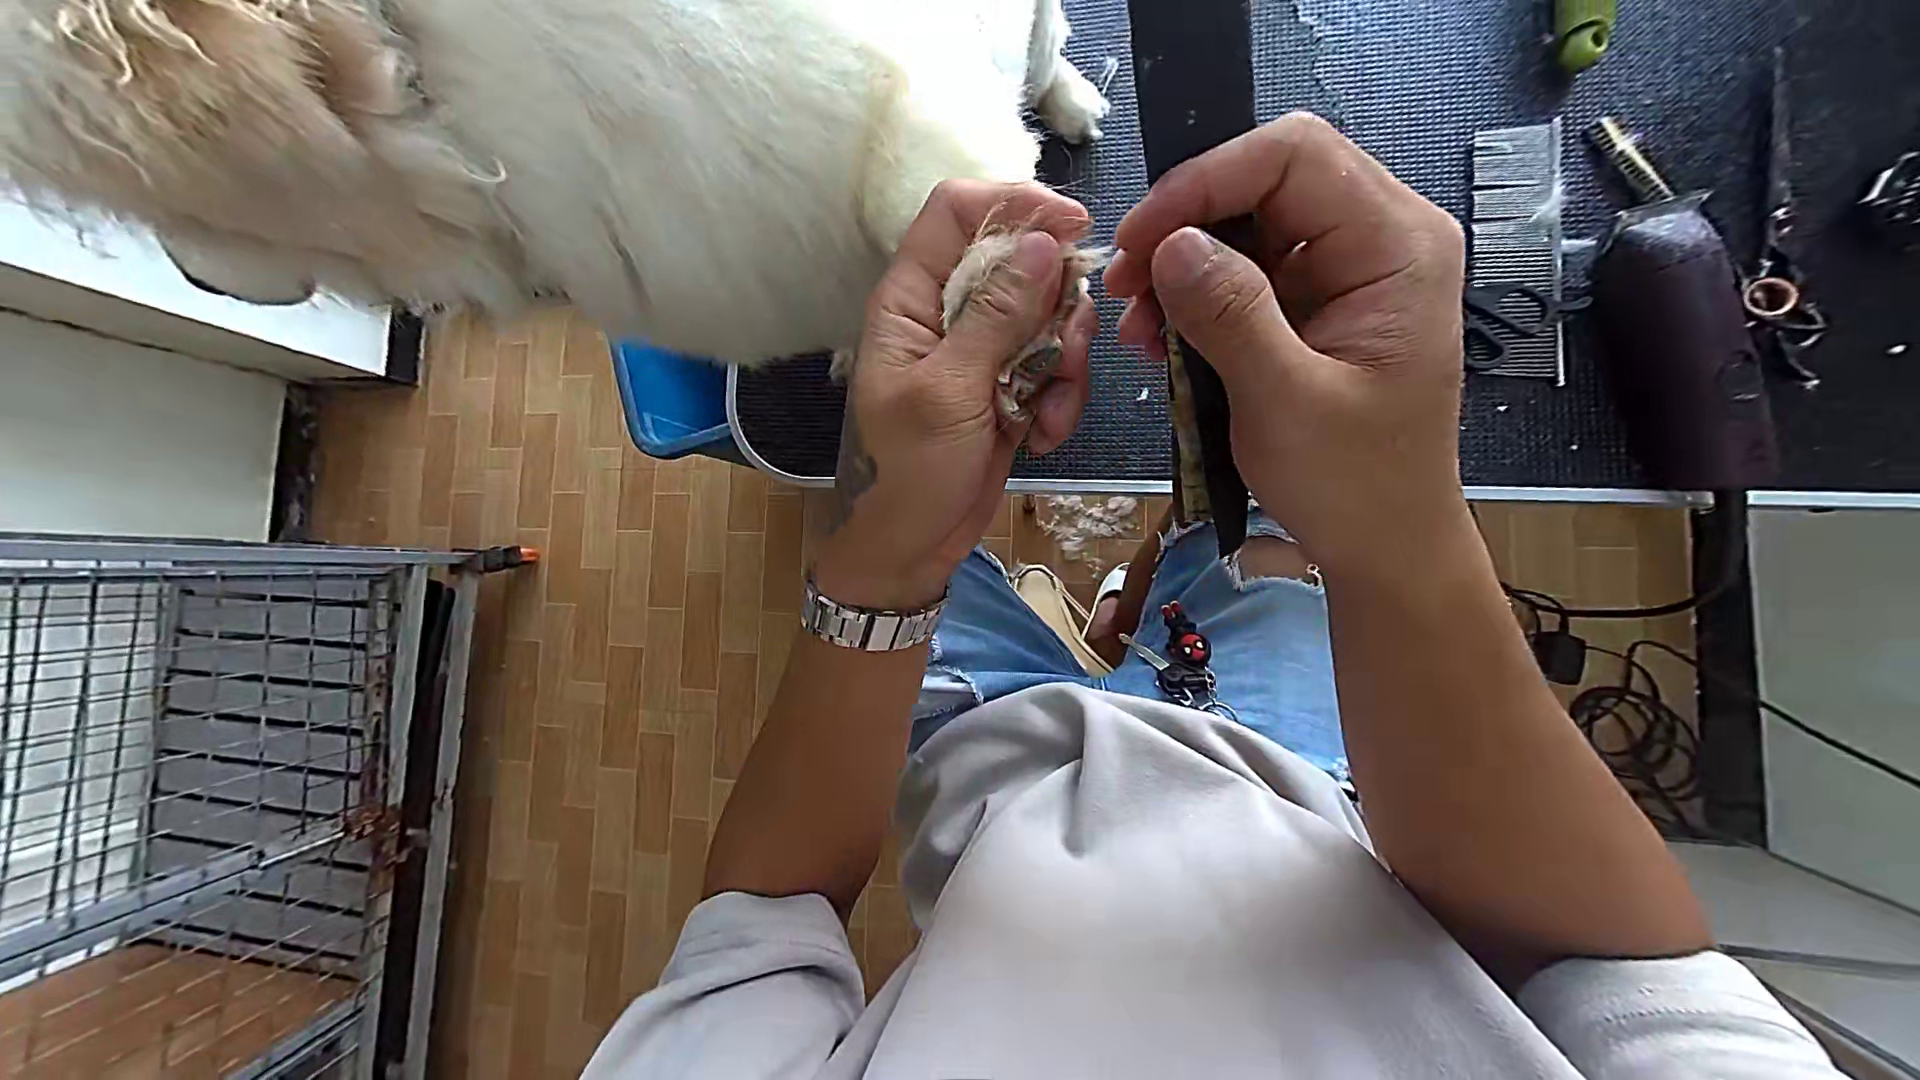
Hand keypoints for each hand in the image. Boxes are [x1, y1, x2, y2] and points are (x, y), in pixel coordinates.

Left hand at [813, 181, 1096, 609]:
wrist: (912, 545)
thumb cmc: (908, 473)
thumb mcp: (949, 393)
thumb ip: (995, 317)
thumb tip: (1041, 243)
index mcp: (910, 301)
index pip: (956, 213)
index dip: (1014, 206)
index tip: (1072, 229)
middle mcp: (947, 317)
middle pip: (1020, 266)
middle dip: (1056, 309)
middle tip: (1067, 353)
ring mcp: (982, 355)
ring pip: (1047, 321)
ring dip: (1065, 367)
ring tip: (1046, 416)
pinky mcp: (1008, 389)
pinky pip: (1053, 370)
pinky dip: (1059, 401)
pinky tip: (1041, 437)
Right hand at [1103, 113, 1468, 575]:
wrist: (1380, 541)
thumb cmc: (1351, 482)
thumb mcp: (1284, 402)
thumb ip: (1230, 316)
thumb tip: (1170, 246)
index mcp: (1393, 247)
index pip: (1293, 157)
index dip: (1203, 183)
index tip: (1136, 242)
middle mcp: (1373, 244)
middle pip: (1263, 186)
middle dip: (1182, 228)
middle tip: (1124, 287)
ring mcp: (1339, 279)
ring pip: (1241, 233)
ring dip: (1177, 271)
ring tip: (1138, 328)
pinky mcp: (1308, 313)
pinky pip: (1238, 282)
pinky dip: (1190, 305)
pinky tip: (1160, 342)